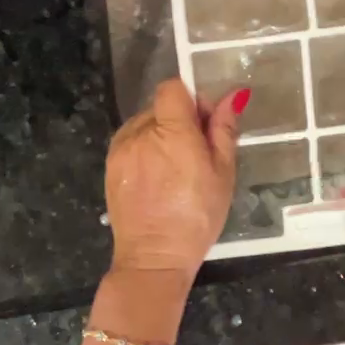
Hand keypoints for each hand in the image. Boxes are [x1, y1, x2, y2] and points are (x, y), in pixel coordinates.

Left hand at [104, 79, 247, 280]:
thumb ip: (224, 129)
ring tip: (176, 170)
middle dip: (181, 120)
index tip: (205, 123)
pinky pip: (132, 142)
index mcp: (171, 131)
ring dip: (162, 135)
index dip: (192, 98)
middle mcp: (140, 133)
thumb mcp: (223, 172)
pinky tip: (158, 178)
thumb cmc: (198, 215)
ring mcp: (121, 150)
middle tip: (197, 153)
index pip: (173, 87)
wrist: (154, 257)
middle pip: (161, 107)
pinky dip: (146, 150)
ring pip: (146, 124)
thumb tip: (234, 95)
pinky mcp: (110, 166)